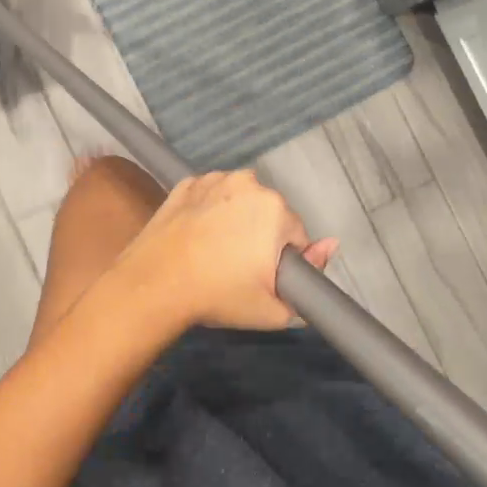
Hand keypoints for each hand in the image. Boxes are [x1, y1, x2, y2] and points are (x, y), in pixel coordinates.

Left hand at [112, 171, 336, 331]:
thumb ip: (312, 276)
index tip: (260, 278)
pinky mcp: (186, 183)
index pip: (296, 236)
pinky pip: (209, 196)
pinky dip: (208, 211)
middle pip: (268, 213)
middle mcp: (248, 183)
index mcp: (275, 208)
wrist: (155, 284)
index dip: (282, 261)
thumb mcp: (275, 307)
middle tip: (236, 269)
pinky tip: (196, 237)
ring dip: (235, 220)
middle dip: (260, 236)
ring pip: (238, 201)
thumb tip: (331, 245)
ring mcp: (214, 179)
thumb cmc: (219, 295)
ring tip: (214, 253)